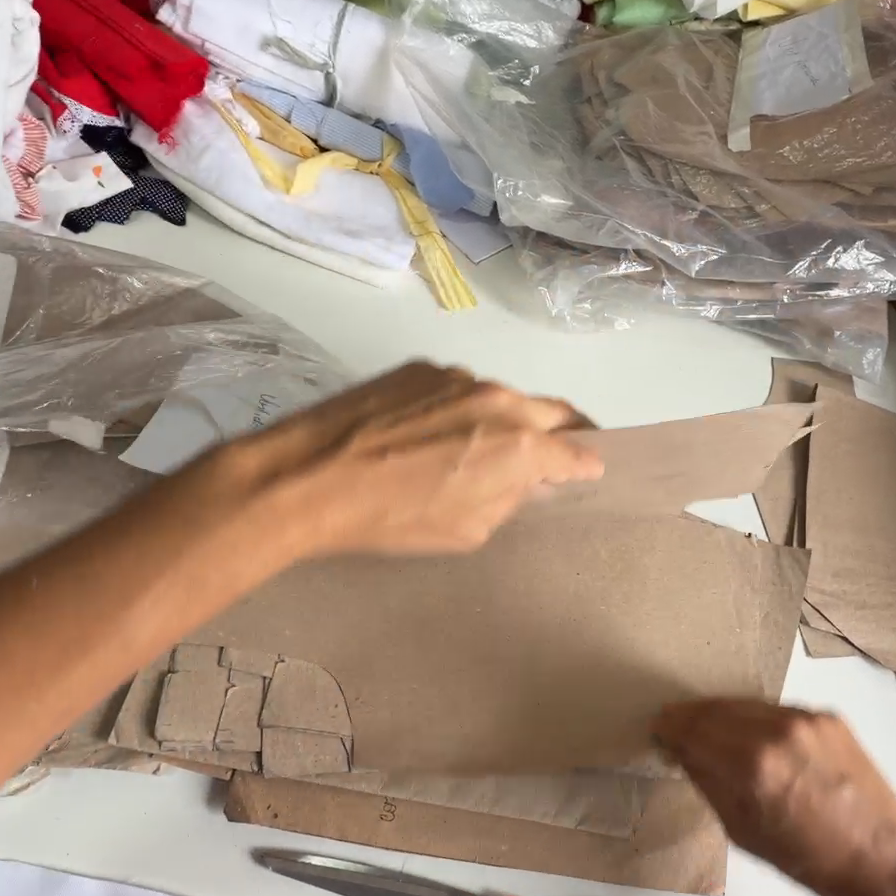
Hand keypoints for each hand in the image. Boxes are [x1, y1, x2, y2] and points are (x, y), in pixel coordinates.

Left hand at [192, 362, 603, 556]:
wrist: (307, 477)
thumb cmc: (392, 520)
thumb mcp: (466, 529)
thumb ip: (511, 498)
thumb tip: (531, 479)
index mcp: (519, 444)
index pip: (577, 451)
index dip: (587, 465)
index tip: (588, 472)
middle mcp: (499, 398)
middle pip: (553, 410)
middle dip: (564, 432)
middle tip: (556, 453)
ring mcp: (458, 376)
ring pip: (503, 396)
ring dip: (507, 418)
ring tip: (477, 445)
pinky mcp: (420, 366)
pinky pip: (460, 387)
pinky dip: (463, 407)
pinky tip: (430, 431)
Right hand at [654, 700, 895, 895]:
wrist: (882, 864)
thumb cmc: (809, 860)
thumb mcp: (741, 830)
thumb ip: (707, 781)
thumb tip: (681, 751)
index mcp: (752, 765)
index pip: (693, 729)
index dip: (670, 727)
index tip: (658, 727)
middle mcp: (778, 731)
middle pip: (715, 709)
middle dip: (690, 716)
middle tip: (673, 723)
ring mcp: (806, 719)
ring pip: (745, 704)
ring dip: (721, 713)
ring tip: (708, 727)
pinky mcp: (828, 716)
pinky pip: (776, 710)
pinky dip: (757, 719)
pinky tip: (752, 735)